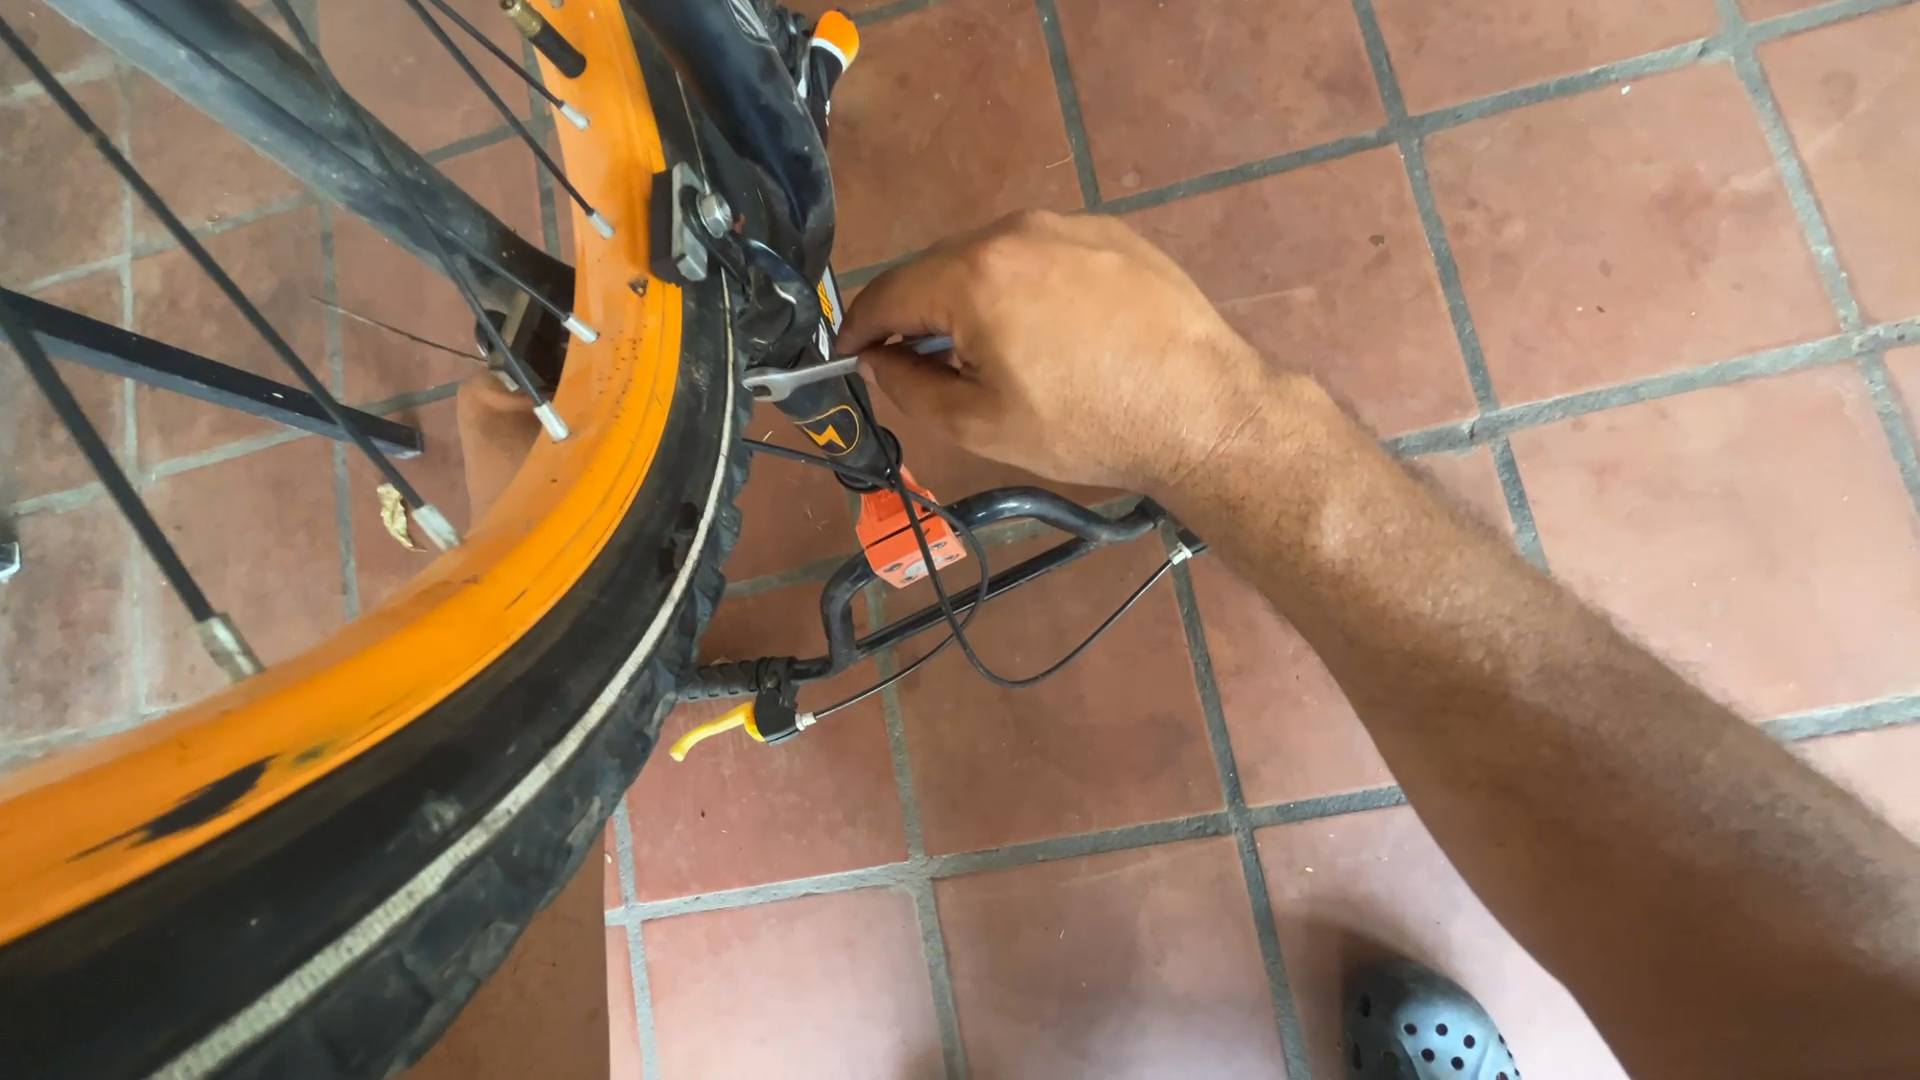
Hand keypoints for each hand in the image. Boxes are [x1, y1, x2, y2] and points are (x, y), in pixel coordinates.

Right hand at [837, 211, 1296, 493]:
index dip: (860, 326)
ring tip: (986, 351)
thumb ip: (909, 385)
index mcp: (974, 274)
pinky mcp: (1112, 234)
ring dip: (970, 300)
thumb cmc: (1084, 428)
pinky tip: (1046, 331)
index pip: (889, 291)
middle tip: (916, 363)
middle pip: (938, 268)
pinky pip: (1042, 255)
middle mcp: (1017, 230)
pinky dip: (1022, 288)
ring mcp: (1071, 224)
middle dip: (916, 315)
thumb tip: (878, 360)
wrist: (1202, 412)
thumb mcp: (979, 424)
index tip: (848, 353)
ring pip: (991, 259)